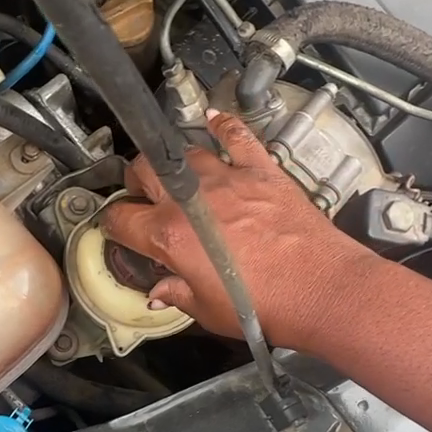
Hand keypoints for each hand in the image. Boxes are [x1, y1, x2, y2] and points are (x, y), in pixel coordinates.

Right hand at [100, 111, 379, 354]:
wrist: (319, 290)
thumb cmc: (265, 305)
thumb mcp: (207, 311)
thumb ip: (176, 294)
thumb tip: (161, 291)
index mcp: (170, 236)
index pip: (121, 219)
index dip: (112, 224)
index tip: (116, 227)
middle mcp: (192, 199)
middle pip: (145, 169)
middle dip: (136, 180)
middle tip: (142, 194)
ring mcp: (228, 180)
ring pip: (186, 151)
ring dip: (175, 162)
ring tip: (176, 173)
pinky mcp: (261, 170)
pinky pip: (236, 135)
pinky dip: (223, 125)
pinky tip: (214, 120)